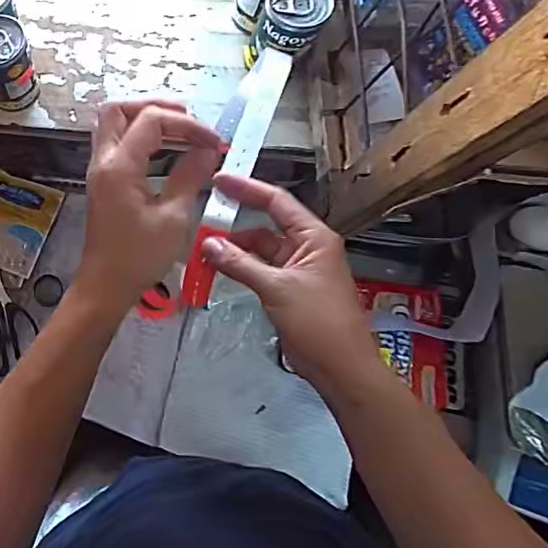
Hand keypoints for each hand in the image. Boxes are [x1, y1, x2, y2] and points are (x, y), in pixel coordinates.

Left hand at [79, 100, 224, 309]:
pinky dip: (141, 137)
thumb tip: (208, 150)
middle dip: (156, 106)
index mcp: (119, 167)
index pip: (151, 121)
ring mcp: (100, 170)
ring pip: (115, 123)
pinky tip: (166, 150)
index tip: (214, 142)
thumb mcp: (174, 217)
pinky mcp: (104, 181)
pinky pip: (118, 143)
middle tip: (189, 119)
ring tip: (182, 131)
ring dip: (146, 119)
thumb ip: (190, 176)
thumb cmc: (138, 257)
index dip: (187, 124)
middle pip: (119, 109)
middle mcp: (104, 161)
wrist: (105, 286)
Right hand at [199, 173, 389, 393]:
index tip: (220, 179)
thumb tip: (208, 244)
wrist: (342, 368)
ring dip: (236, 248)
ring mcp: (298, 268)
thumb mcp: (277, 288)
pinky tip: (219, 267)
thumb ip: (240, 264)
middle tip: (204, 214)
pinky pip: (261, 268)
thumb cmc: (319, 322)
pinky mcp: (289, 289)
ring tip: (204, 247)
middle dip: (236, 221)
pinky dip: (241, 267)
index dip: (248, 188)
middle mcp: (307, 247)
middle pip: (266, 224)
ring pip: (261, 248)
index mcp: (314, 237)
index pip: (277, 202)